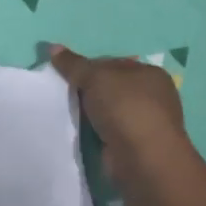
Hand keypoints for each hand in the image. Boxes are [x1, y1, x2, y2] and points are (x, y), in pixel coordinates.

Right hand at [48, 44, 197, 187]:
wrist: (142, 158)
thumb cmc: (125, 107)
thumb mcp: (94, 77)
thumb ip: (73, 64)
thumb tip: (52, 47)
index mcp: (151, 74)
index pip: (112, 63)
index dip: (89, 67)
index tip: (67, 76)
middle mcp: (153, 96)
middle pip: (110, 87)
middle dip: (88, 91)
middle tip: (64, 94)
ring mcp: (146, 122)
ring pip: (108, 110)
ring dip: (91, 113)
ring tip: (68, 112)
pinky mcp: (136, 144)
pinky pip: (108, 131)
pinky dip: (95, 131)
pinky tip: (80, 131)